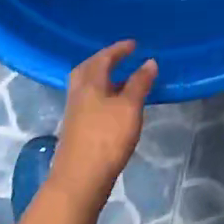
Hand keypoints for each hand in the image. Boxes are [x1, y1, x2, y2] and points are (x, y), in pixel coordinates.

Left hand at [52, 40, 157, 201]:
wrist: (79, 179)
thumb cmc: (106, 138)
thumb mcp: (129, 108)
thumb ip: (139, 83)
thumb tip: (149, 61)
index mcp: (90, 81)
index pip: (104, 57)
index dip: (119, 49)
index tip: (134, 44)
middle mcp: (78, 91)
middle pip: (89, 68)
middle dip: (105, 60)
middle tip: (121, 58)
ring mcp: (74, 110)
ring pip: (87, 85)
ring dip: (102, 78)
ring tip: (120, 80)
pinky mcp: (75, 127)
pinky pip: (88, 99)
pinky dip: (101, 94)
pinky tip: (112, 106)